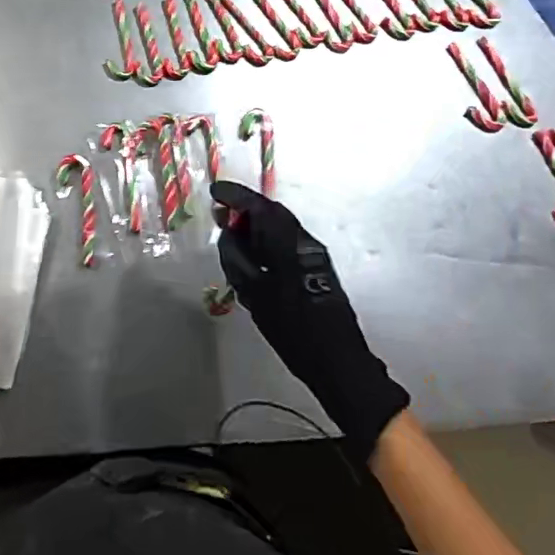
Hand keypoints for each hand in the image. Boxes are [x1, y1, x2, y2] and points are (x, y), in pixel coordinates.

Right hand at [213, 181, 407, 455]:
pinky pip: (285, 241)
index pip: (259, 207)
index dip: (235, 196)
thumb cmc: (294, 330)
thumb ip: (237, 260)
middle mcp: (305, 241)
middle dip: (244, 208)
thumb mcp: (254, 295)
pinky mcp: (316, 267)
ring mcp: (313, 254)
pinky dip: (265, 239)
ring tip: (231, 232)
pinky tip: (252, 253)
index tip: (215, 191)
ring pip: (279, 227)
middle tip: (219, 212)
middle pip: (271, 213)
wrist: (340, 363)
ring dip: (255, 225)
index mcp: (289, 244)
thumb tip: (227, 235)